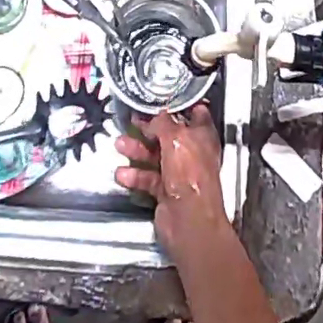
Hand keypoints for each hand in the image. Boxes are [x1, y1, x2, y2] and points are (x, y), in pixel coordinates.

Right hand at [114, 105, 229, 255]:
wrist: (189, 221)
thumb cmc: (191, 176)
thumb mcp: (176, 139)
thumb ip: (164, 124)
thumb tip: (157, 115)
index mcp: (202, 136)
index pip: (193, 113)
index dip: (177, 106)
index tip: (159, 101)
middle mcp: (192, 153)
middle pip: (169, 135)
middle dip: (149, 129)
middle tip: (132, 120)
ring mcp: (180, 173)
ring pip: (156, 156)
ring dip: (137, 150)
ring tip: (120, 144)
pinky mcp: (167, 191)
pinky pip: (148, 178)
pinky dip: (135, 175)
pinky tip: (122, 173)